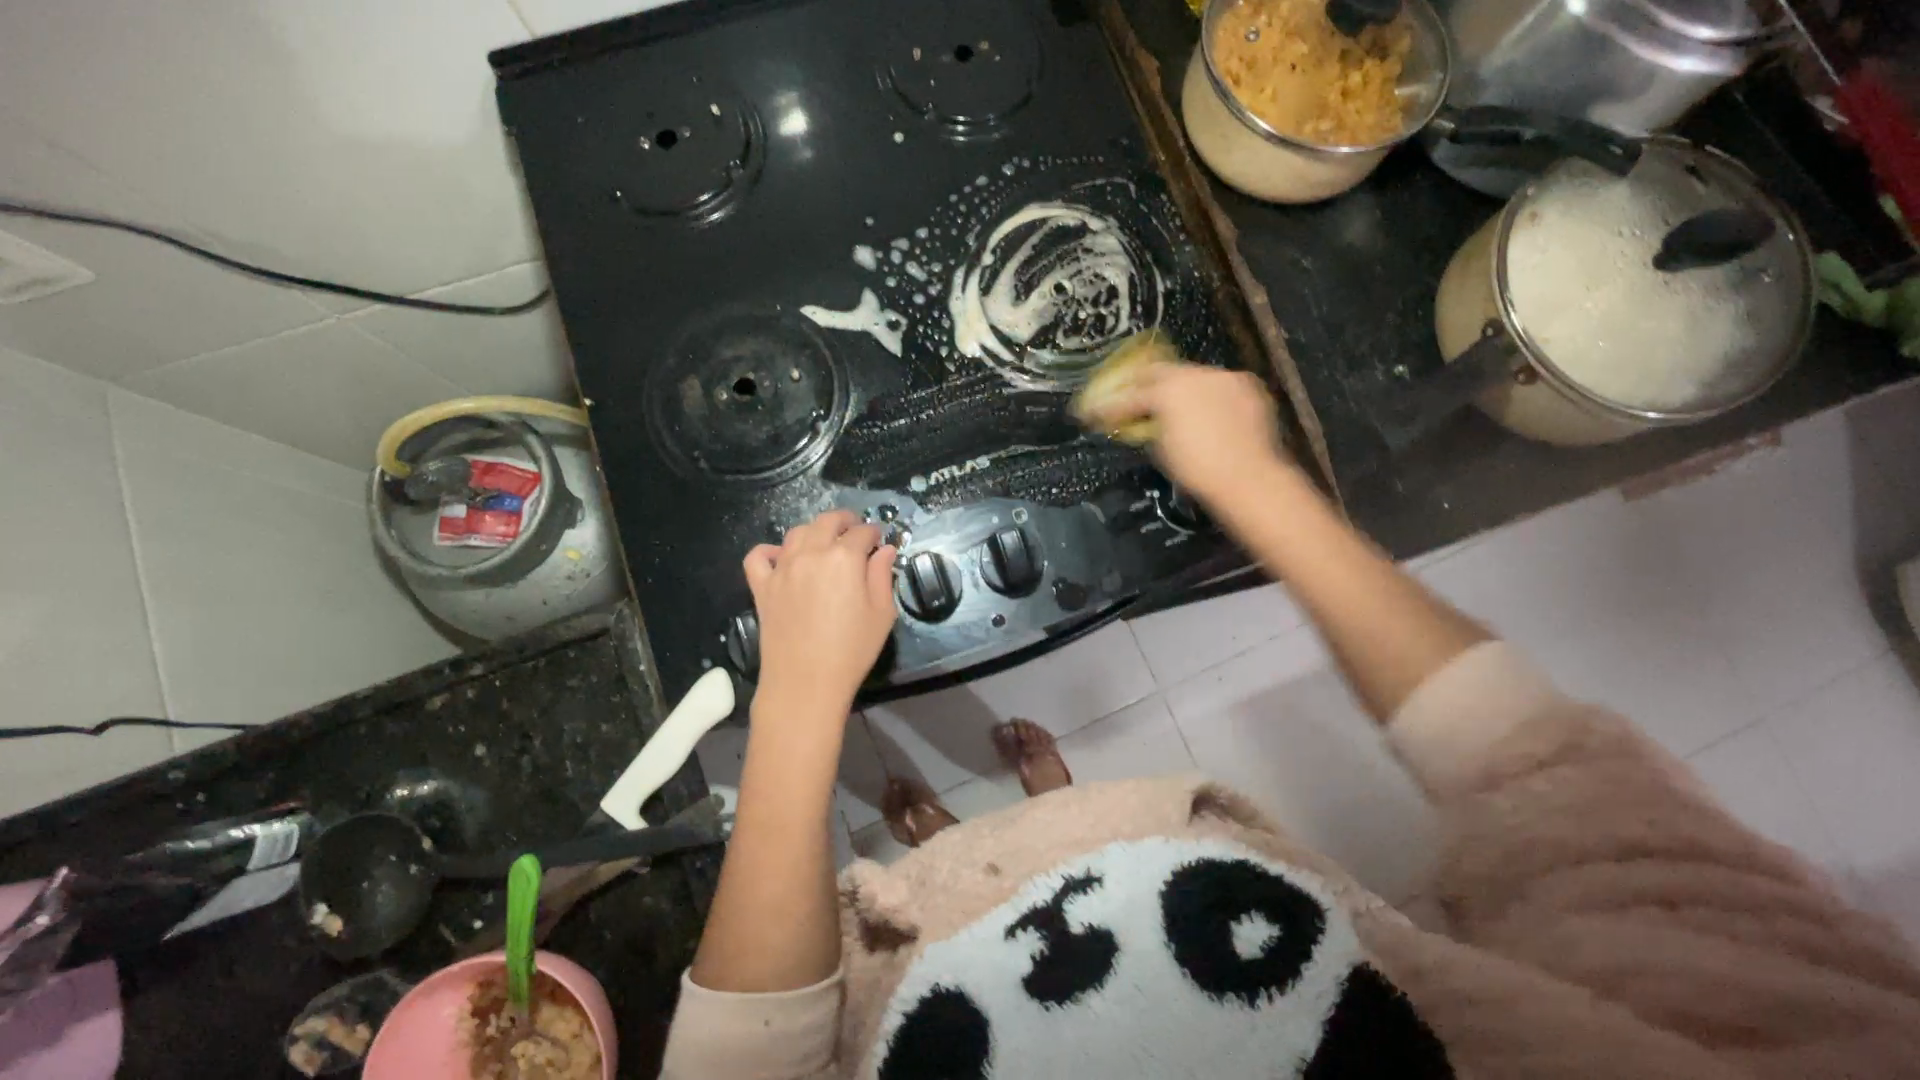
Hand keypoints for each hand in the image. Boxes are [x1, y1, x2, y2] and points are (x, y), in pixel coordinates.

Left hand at [742, 510, 898, 715]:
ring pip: (796, 533)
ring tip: (824, 543)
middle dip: (845, 521)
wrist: (805, 683)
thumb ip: (883, 576)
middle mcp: (811, 553)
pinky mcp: (762, 586)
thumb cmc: (851, 650)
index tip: (879, 540)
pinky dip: (769, 551)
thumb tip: (885, 550)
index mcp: (844, 558)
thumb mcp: (882, 614)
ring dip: (814, 531)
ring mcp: (782, 568)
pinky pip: (758, 556)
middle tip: (855, 530)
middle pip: (827, 522)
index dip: (874, 533)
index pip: (862, 533)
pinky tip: (782, 558)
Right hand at [1082, 363, 1291, 501]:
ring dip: (1184, 389)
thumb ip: (1151, 426)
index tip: (1100, 412)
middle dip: (1148, 385)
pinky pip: (1222, 387)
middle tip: (1137, 397)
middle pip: (1164, 372)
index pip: (1133, 393)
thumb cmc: (1197, 469)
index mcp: (1168, 389)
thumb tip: (1148, 421)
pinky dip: (1212, 397)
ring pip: (1196, 377)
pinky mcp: (1249, 387)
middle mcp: (1197, 374)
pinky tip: (1210, 413)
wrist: (1248, 478)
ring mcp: (1226, 378)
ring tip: (1179, 406)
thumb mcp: (1161, 450)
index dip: (1115, 404)